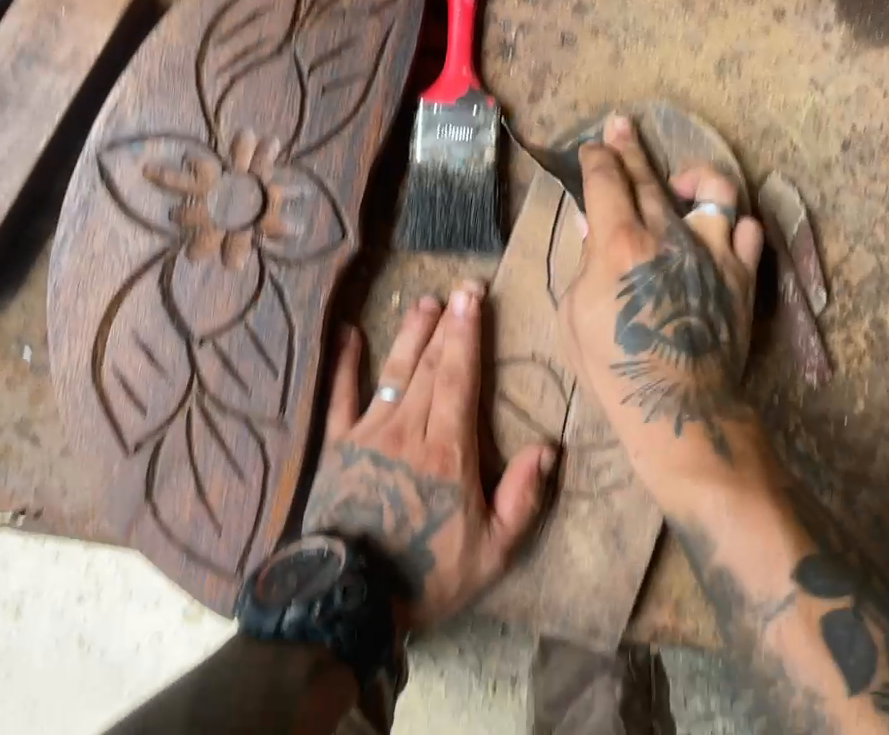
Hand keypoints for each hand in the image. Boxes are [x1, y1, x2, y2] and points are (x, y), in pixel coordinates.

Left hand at [303, 283, 555, 631]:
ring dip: (411, 333)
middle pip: (431, 365)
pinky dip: (345, 363)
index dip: (468, 333)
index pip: (460, 376)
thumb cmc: (429, 573)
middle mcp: (409, 429)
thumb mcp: (493, 550)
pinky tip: (349, 333)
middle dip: (447, 322)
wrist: (351, 599)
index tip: (474, 297)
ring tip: (424, 301)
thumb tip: (549, 448)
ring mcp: (370, 433)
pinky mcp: (339, 446)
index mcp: (448, 450)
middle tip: (460, 288)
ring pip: (395, 372)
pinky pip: (341, 396)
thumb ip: (522, 498)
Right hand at [558, 115, 772, 516]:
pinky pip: (746, 230)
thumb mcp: (574, 314)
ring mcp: (712, 251)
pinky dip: (732, 223)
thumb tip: (593, 224)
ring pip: (713, 190)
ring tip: (681, 180)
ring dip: (694, 177)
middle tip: (622, 126)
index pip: (606, 180)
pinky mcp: (741, 274)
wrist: (677, 407)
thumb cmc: (612, 367)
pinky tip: (718, 228)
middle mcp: (668, 234)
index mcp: (619, 243)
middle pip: (648, 176)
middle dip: (630, 147)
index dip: (597, 157)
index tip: (594, 146)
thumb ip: (584, 262)